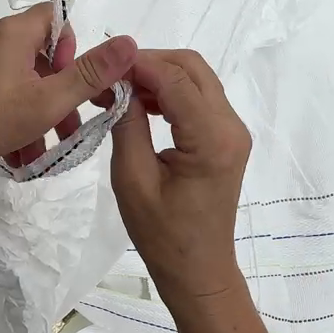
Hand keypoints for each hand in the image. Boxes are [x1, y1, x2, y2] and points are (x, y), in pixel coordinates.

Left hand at [0, 3, 137, 172]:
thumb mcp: (48, 100)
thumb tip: (129, 42)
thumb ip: (91, 74)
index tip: (73, 81)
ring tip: (45, 152)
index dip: (74, 47)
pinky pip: (1, 92)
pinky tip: (19, 154)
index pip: (57, 17)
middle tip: (69, 129)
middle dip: (61, 94)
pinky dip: (15, 117)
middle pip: (43, 56)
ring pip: (23, 81)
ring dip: (40, 114)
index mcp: (15, 31)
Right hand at [110, 49, 251, 303]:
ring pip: (195, 76)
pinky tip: (140, 104)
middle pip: (191, 66)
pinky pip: (197, 96)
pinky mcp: (225, 137)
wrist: (197, 270)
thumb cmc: (161, 234)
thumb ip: (127, 124)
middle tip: (109, 76)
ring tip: (118, 90)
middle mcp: (230, 126)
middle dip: (148, 62)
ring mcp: (232, 130)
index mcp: (211, 139)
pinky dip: (168, 90)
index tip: (100, 66)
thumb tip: (118, 83)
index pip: (174, 78)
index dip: (136, 64)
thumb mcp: (132, 178)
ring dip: (157, 74)